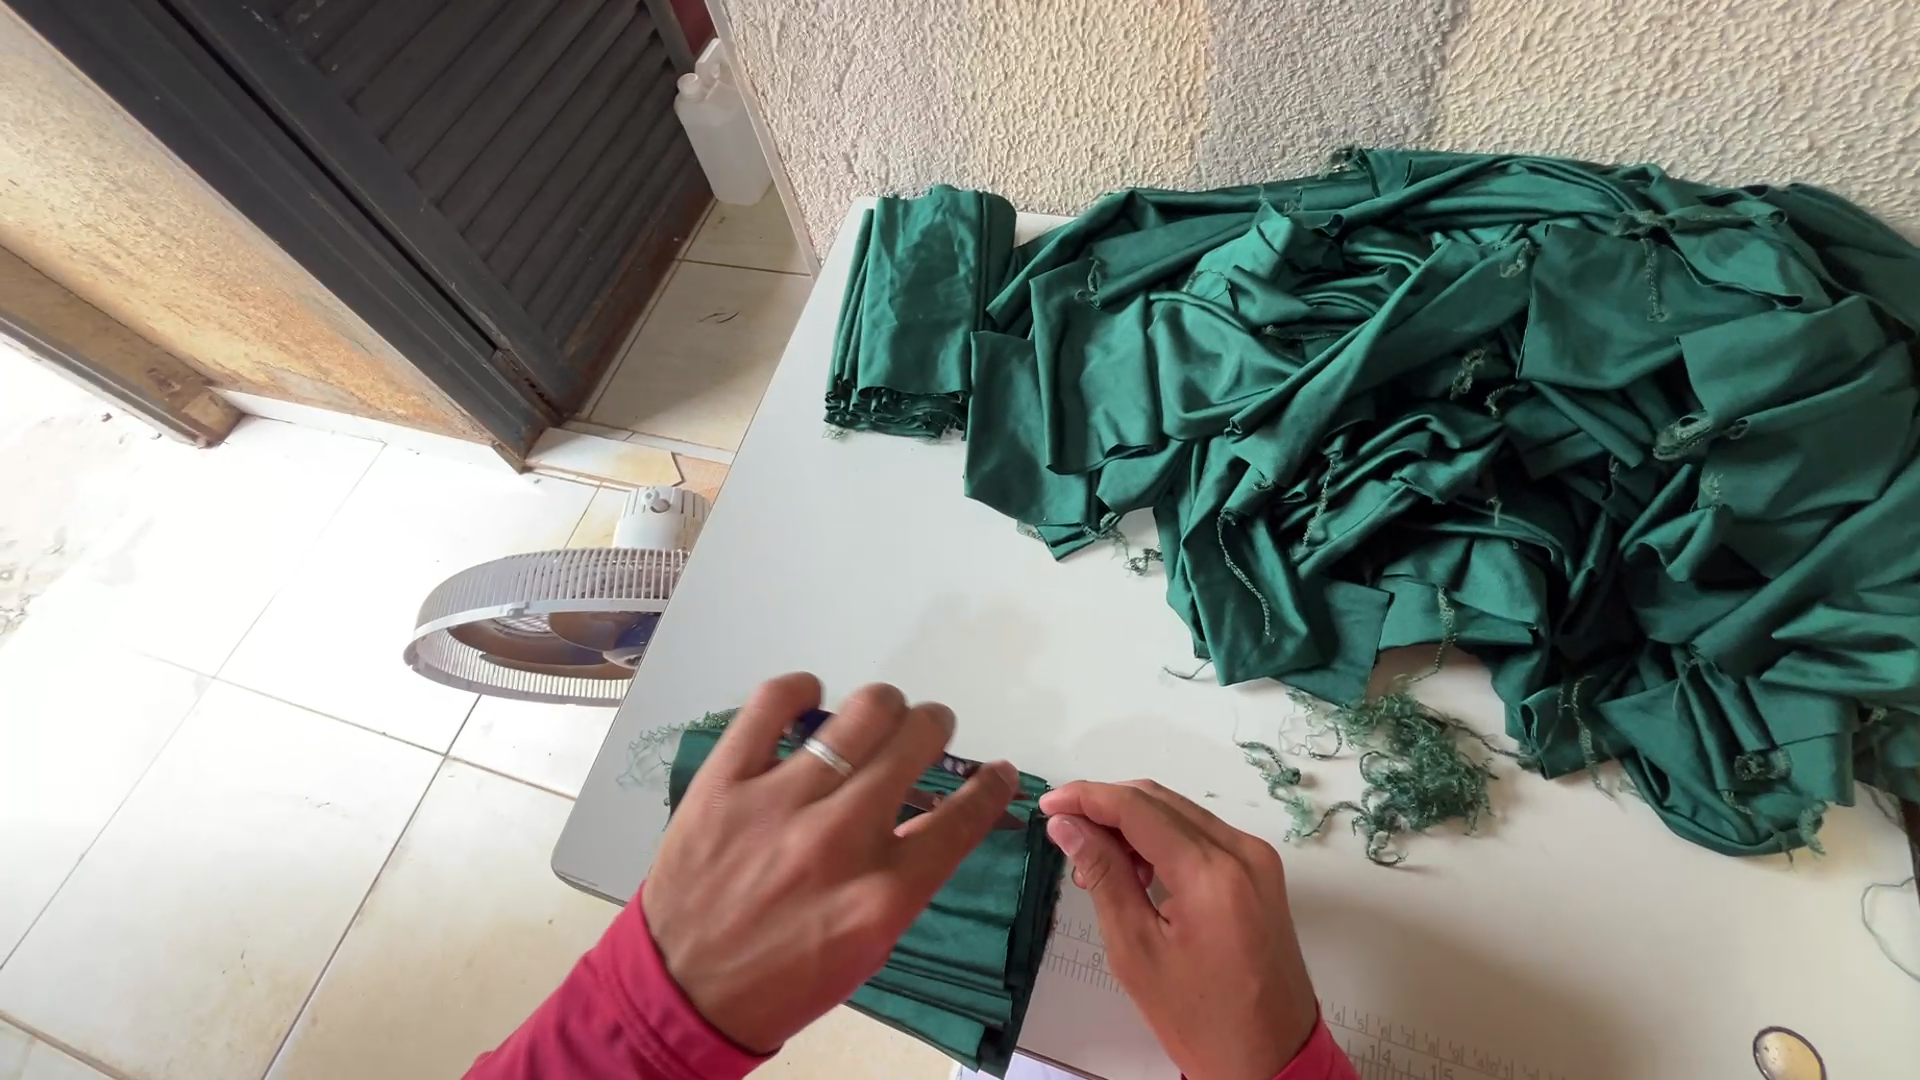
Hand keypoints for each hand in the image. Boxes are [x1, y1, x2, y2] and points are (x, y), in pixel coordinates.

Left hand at [642, 674, 1019, 1052]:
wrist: (679, 995)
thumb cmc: (785, 977)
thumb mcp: (868, 944)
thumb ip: (909, 874)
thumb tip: (942, 810)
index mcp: (882, 895)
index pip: (962, 819)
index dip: (991, 787)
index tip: (997, 771)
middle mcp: (839, 839)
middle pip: (915, 741)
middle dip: (934, 726)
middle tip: (925, 731)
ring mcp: (779, 803)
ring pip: (861, 713)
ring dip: (884, 706)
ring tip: (878, 716)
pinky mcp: (726, 781)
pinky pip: (772, 703)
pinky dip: (801, 689)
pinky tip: (811, 698)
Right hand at [1038, 780, 1317, 1079]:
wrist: (1274, 1060)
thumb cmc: (1198, 1019)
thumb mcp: (1136, 950)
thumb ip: (1102, 874)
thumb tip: (1066, 824)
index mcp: (1211, 875)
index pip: (1136, 809)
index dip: (1086, 798)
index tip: (1048, 805)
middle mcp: (1240, 849)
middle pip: (1157, 800)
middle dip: (1104, 806)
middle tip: (1065, 832)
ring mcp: (1255, 854)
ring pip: (1176, 809)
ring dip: (1130, 820)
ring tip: (1095, 860)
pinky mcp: (1258, 865)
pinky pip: (1197, 829)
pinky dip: (1159, 835)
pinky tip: (1134, 866)